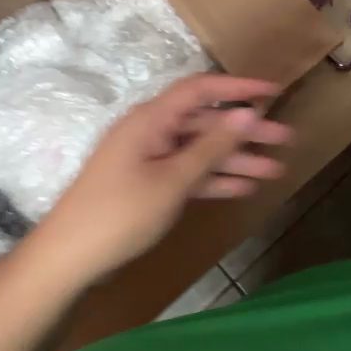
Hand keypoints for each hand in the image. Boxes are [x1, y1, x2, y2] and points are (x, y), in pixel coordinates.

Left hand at [30, 74, 291, 285]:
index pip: (202, 90)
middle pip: (207, 123)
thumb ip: (212, 146)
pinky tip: (244, 189)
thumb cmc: (119, 214)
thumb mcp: (173, 180)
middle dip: (246, 132)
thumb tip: (246, 113)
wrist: (65, 263)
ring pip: (201, 151)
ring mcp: (148, 159)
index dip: (239, 87)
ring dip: (236, 160)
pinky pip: (188, 173)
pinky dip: (214, 180)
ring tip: (274, 170)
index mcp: (151, 120)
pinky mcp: (147, 185)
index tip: (274, 91)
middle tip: (285, 139)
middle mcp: (151, 132)